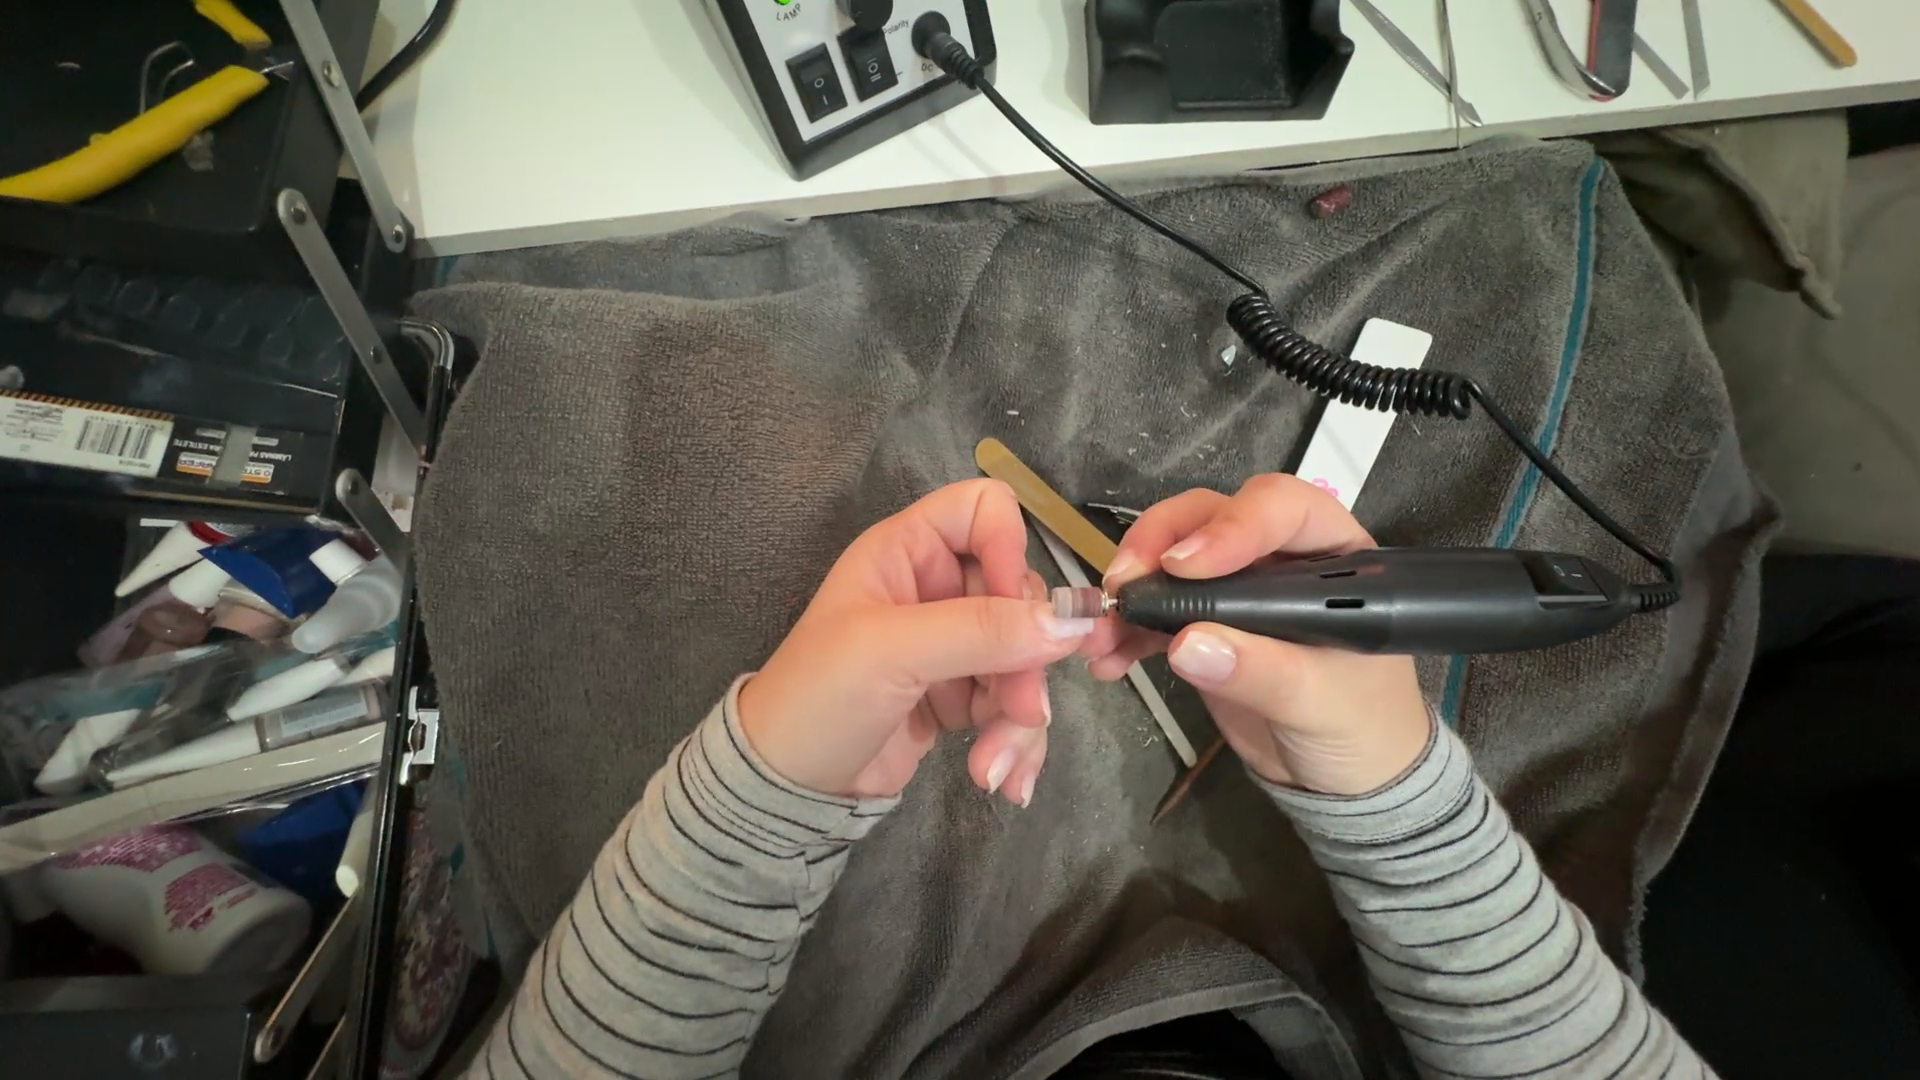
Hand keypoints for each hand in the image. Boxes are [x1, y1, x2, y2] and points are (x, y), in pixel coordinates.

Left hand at [737, 479, 1096, 802]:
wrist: (787, 789)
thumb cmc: (820, 698)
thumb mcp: (892, 653)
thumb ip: (982, 631)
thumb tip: (1075, 622)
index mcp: (907, 550)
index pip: (985, 511)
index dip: (1010, 550)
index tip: (1021, 613)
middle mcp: (936, 587)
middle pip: (1019, 594)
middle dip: (1026, 660)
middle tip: (1022, 710)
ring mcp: (953, 643)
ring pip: (1026, 654)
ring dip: (1021, 715)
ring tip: (994, 768)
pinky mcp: (962, 692)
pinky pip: (1014, 700)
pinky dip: (1016, 740)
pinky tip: (1003, 780)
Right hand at [1079, 474, 1431, 795]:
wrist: (1337, 774)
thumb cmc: (1360, 730)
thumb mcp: (1322, 705)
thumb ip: (1262, 672)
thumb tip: (1186, 644)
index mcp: (1330, 556)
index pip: (1280, 509)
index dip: (1229, 526)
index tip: (1180, 566)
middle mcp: (1276, 556)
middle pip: (1207, 516)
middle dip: (1156, 545)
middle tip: (1120, 586)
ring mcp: (1232, 588)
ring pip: (1168, 556)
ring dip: (1128, 590)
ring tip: (1098, 633)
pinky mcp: (1199, 622)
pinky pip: (1152, 610)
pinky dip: (1123, 631)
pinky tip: (1106, 660)